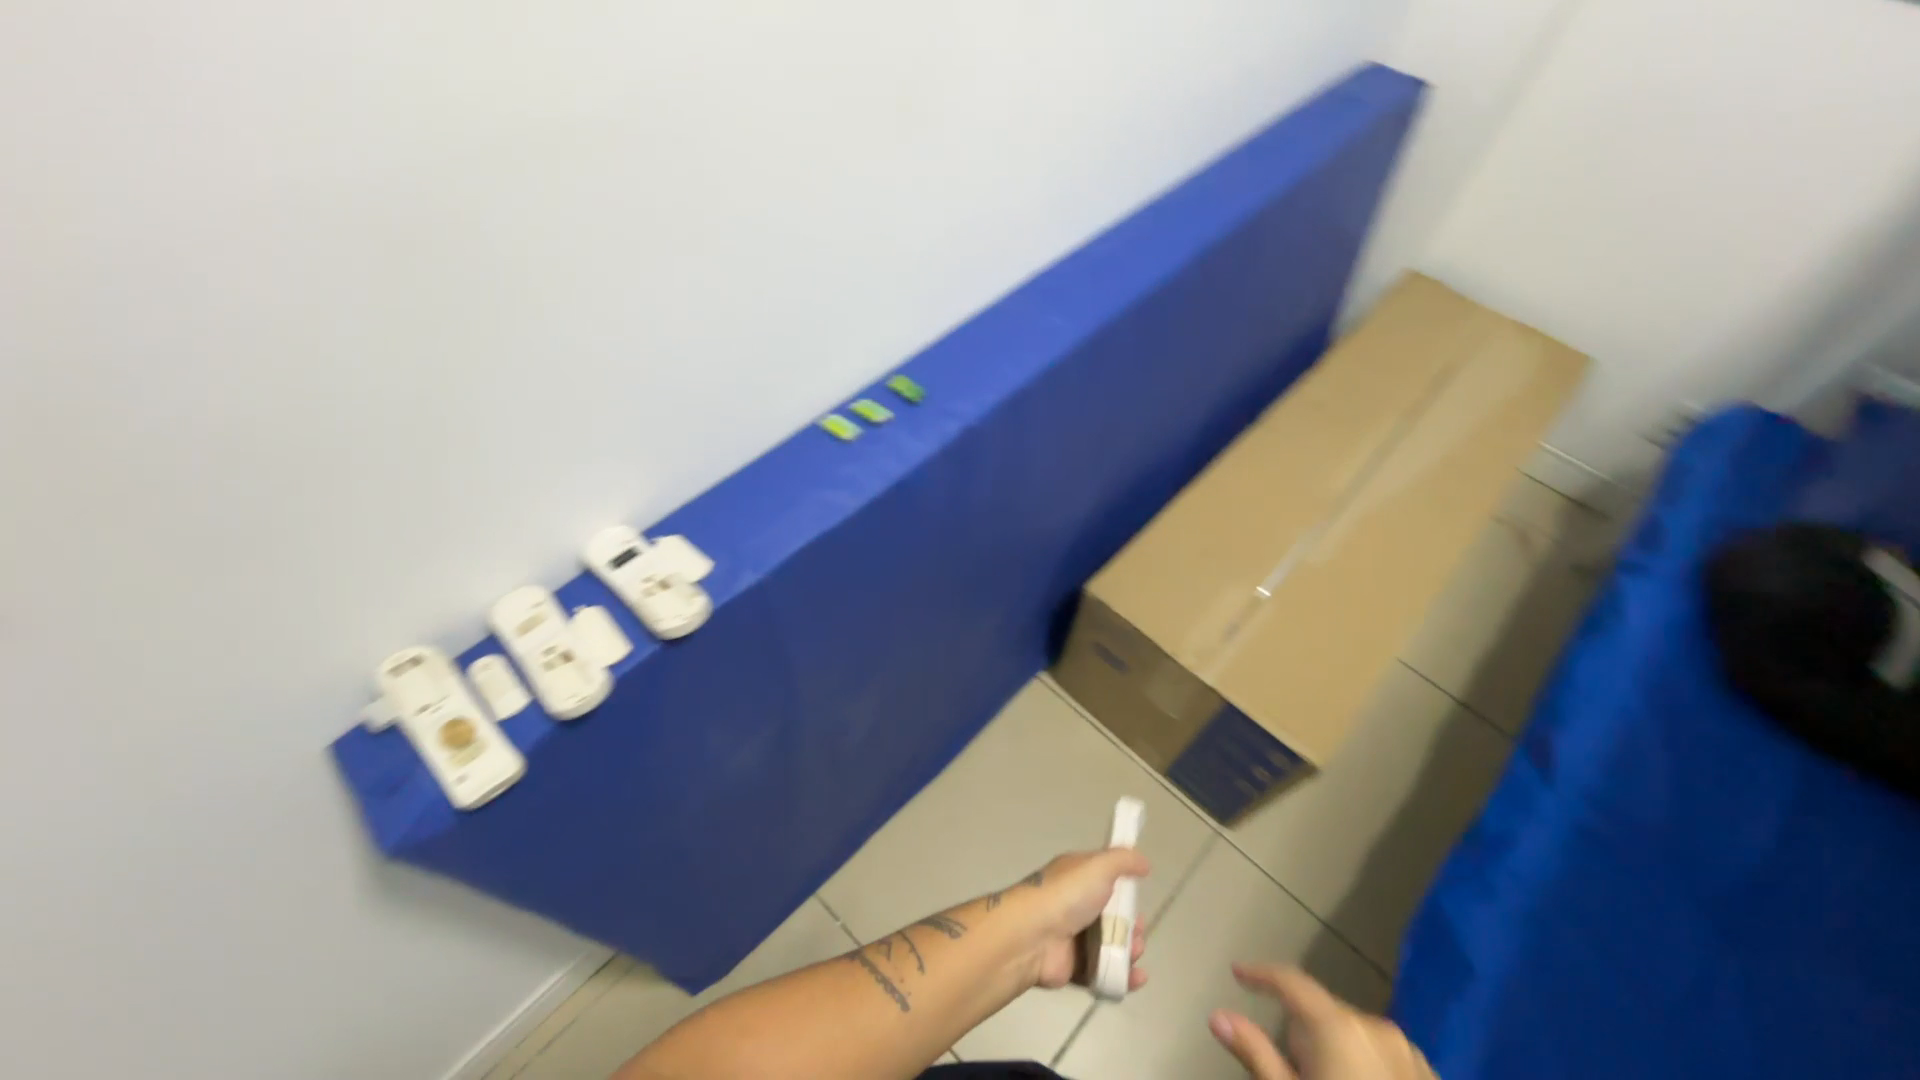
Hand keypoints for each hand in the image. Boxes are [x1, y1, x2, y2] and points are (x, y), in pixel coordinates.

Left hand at [1009, 848, 1150, 990]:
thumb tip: (1144, 862)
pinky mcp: (1073, 967)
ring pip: (1110, 946)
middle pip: (1112, 917)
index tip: (1138, 895)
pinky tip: (1137, 978)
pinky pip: (1103, 973)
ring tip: (1135, 952)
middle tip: (1138, 931)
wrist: (1032, 936)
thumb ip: (1123, 860)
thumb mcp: (1098, 866)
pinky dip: (1122, 976)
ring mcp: (1073, 938)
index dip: (1124, 889)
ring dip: (1130, 950)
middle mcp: (1074, 906)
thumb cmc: (1066, 895)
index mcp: (1076, 878)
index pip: (1105, 880)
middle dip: (1132, 925)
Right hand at [1209, 965, 1435, 1079]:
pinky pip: (1384, 1055)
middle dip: (1303, 1032)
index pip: (1292, 982)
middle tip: (1294, 1072)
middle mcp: (1376, 1027)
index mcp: (1338, 1027)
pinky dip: (1367, 1067)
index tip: (1237, 973)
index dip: (1261, 975)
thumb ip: (1255, 1053)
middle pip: (1324, 1012)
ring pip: (1355, 1034)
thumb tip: (1217, 1017)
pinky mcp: (1430, 1076)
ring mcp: (1410, 1052)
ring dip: (1336, 1049)